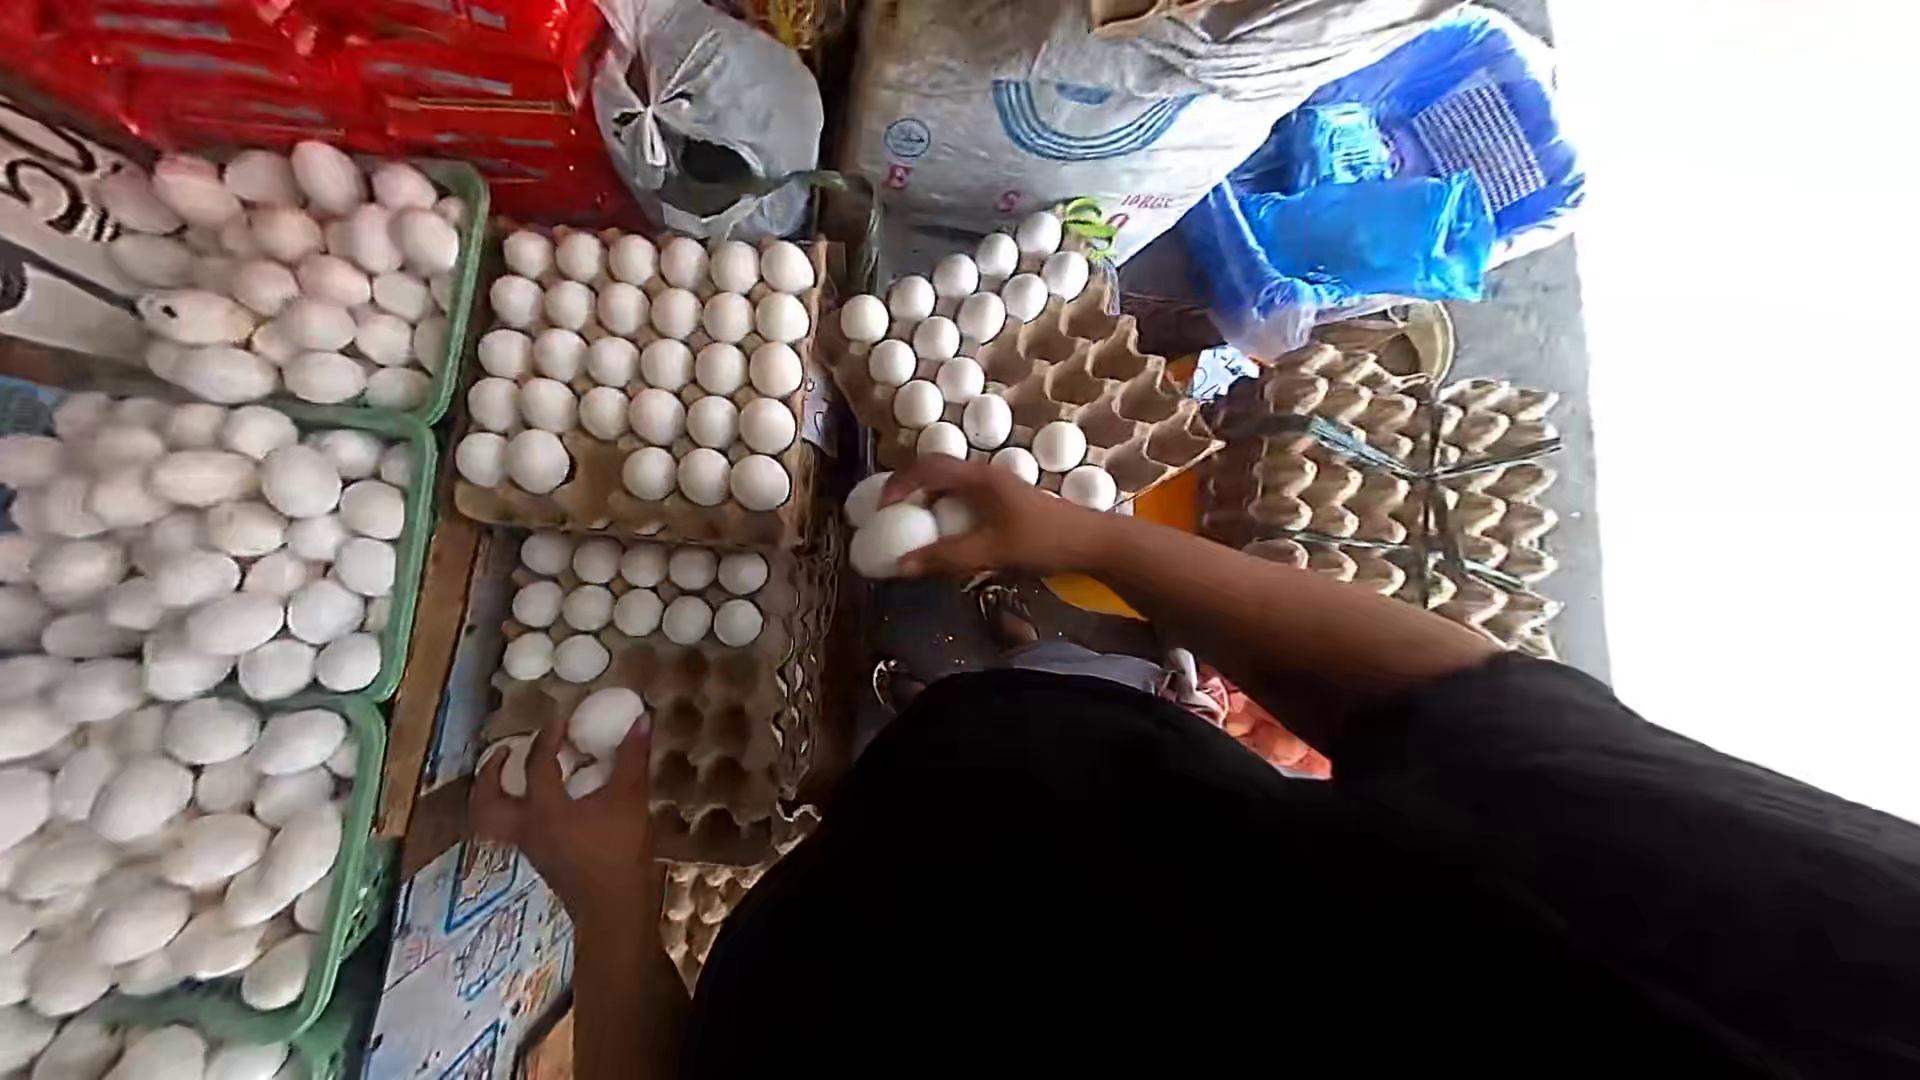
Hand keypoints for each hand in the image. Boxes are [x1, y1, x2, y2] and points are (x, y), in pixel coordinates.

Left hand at [471, 713, 655, 928]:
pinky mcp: (543, 858)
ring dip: (496, 795)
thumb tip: (641, 718)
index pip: (537, 766)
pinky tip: (546, 801)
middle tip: (504, 752)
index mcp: (544, 810)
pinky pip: (514, 829)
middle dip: (489, 775)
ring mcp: (531, 847)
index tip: (559, 720)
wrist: (614, 903)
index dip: (547, 739)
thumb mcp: (631, 795)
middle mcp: (527, 829)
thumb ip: (633, 756)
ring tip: (513, 775)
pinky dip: (518, 809)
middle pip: (486, 804)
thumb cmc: (619, 847)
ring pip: (493, 822)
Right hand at [883, 455, 1114, 576]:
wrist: (1091, 543)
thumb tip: (903, 565)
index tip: (882, 508)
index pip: (927, 468)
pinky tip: (949, 537)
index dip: (899, 484)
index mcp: (980, 478)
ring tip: (916, 529)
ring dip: (929, 502)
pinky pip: (965, 500)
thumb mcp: (992, 552)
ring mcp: (997, 488)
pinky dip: (947, 512)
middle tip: (893, 517)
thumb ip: (947, 558)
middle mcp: (986, 476)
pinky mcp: (1005, 502)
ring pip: (951, 486)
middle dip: (910, 491)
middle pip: (936, 472)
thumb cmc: (1044, 541)